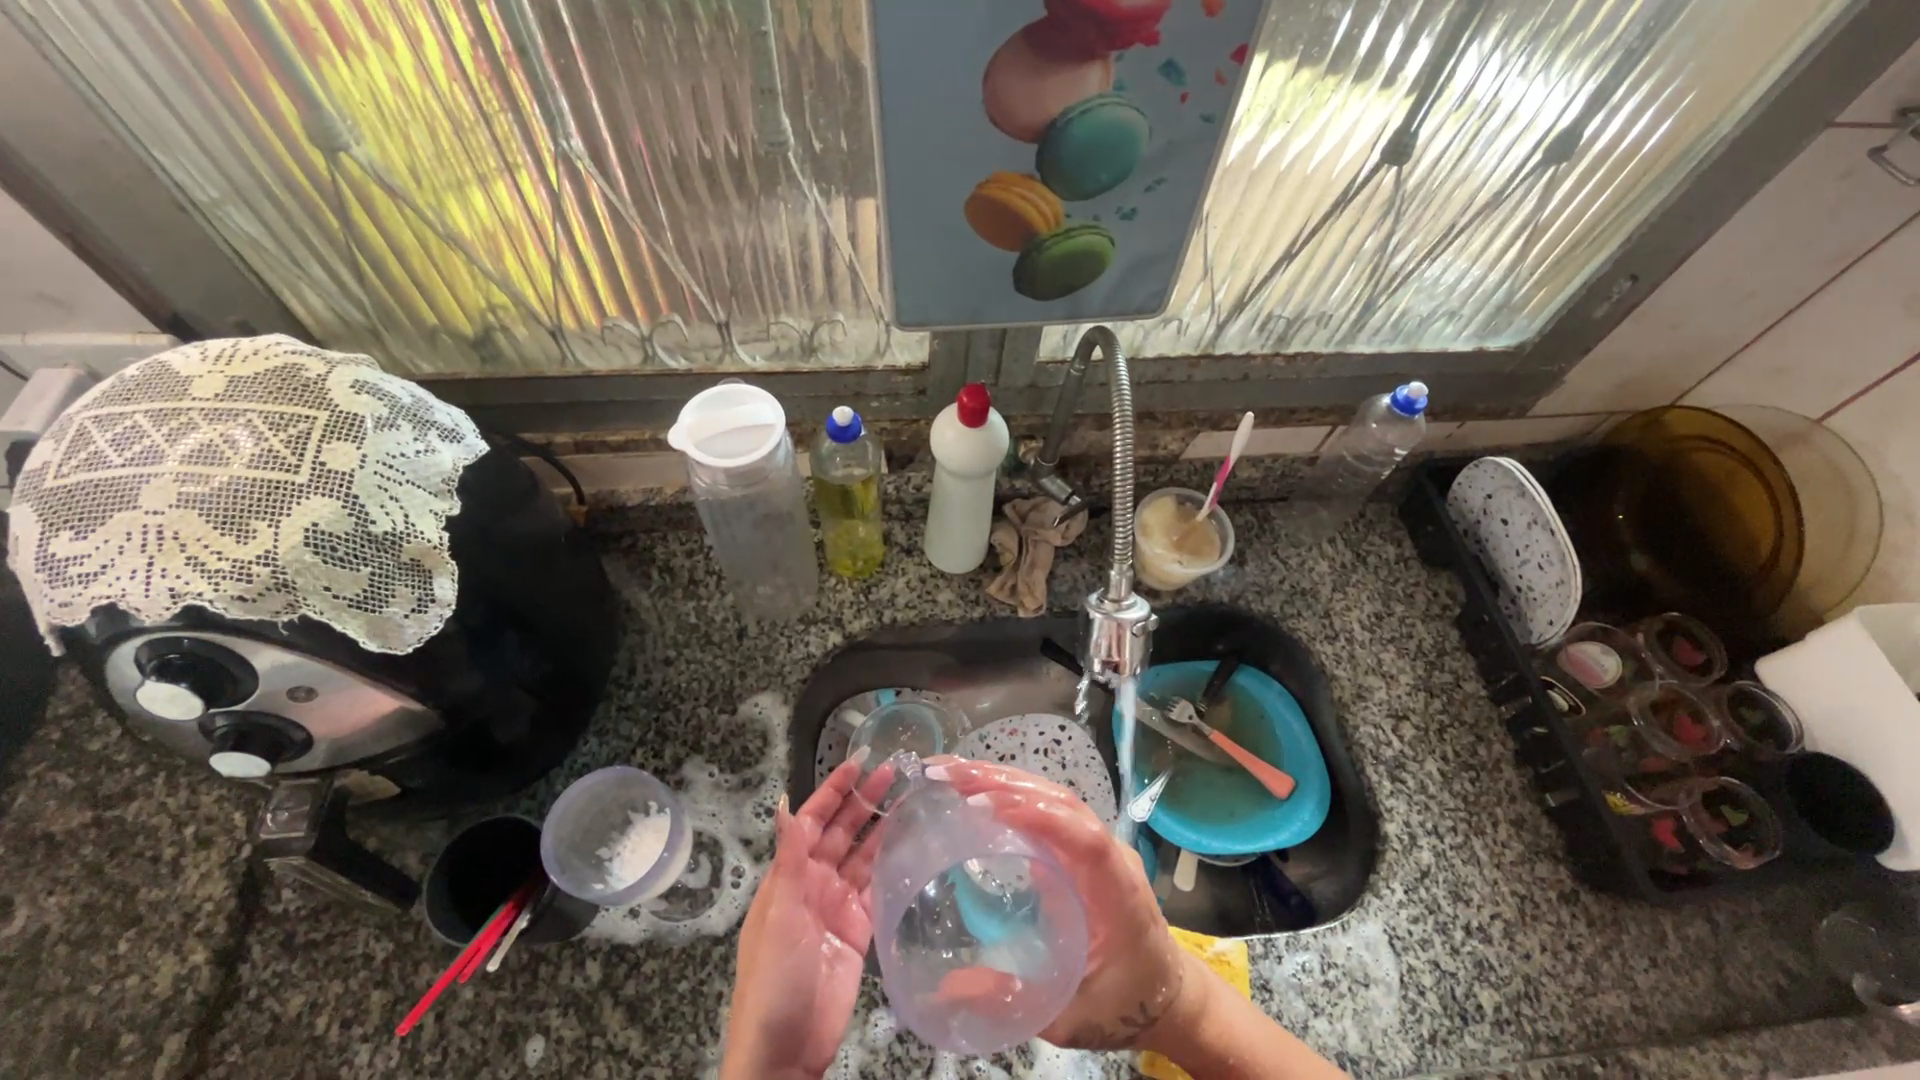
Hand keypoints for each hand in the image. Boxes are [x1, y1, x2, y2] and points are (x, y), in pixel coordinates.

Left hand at [721, 753, 893, 1079]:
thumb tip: (783, 804)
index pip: (812, 821)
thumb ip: (789, 859)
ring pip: (861, 856)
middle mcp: (813, 884)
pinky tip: (909, 842)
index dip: (833, 791)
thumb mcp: (779, 915)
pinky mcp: (859, 930)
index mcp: (788, 876)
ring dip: (880, 827)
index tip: (858, 762)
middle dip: (863, 801)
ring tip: (908, 797)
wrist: (785, 1048)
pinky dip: (890, 864)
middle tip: (894, 770)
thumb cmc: (773, 977)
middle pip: (841, 833)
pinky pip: (876, 888)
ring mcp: (837, 906)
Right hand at [923, 758, 1188, 1050]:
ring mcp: (1097, 846)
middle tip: (946, 775)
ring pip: (1053, 798)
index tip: (986, 807)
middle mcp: (1109, 856)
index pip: (1084, 838)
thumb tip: (946, 988)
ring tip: (951, 774)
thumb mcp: (1069, 1016)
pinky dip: (1012, 795)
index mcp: (1116, 892)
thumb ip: (1013, 1001)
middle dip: (1003, 784)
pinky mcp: (1082, 848)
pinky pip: (1050, 810)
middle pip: (1061, 803)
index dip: (1039, 817)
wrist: (1165, 997)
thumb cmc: (1122, 1006)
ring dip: (1003, 781)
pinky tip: (975, 791)